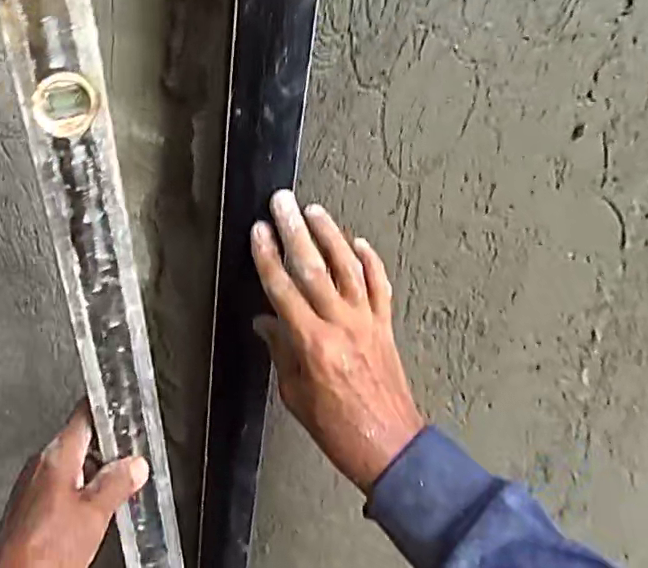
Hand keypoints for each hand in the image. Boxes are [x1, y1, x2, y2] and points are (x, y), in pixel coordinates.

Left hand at [0, 401, 149, 567]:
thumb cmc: (41, 553)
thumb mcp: (94, 514)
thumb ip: (118, 483)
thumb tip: (135, 466)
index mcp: (56, 454)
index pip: (85, 412)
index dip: (108, 407)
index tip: (124, 407)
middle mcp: (39, 465)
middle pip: (80, 441)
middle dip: (106, 450)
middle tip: (129, 460)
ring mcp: (30, 488)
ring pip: (71, 467)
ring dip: (93, 476)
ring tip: (113, 493)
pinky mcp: (26, 511)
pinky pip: (58, 489)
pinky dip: (77, 495)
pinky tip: (88, 515)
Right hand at [252, 189, 425, 491]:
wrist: (388, 444)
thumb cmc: (337, 427)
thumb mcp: (295, 396)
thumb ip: (280, 351)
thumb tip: (265, 320)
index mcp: (313, 344)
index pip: (283, 289)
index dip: (268, 256)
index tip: (259, 231)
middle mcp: (340, 324)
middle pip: (313, 267)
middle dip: (295, 230)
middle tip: (282, 202)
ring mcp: (366, 320)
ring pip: (347, 266)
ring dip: (330, 234)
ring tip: (315, 210)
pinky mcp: (385, 323)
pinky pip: (379, 283)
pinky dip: (370, 259)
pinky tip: (358, 241)